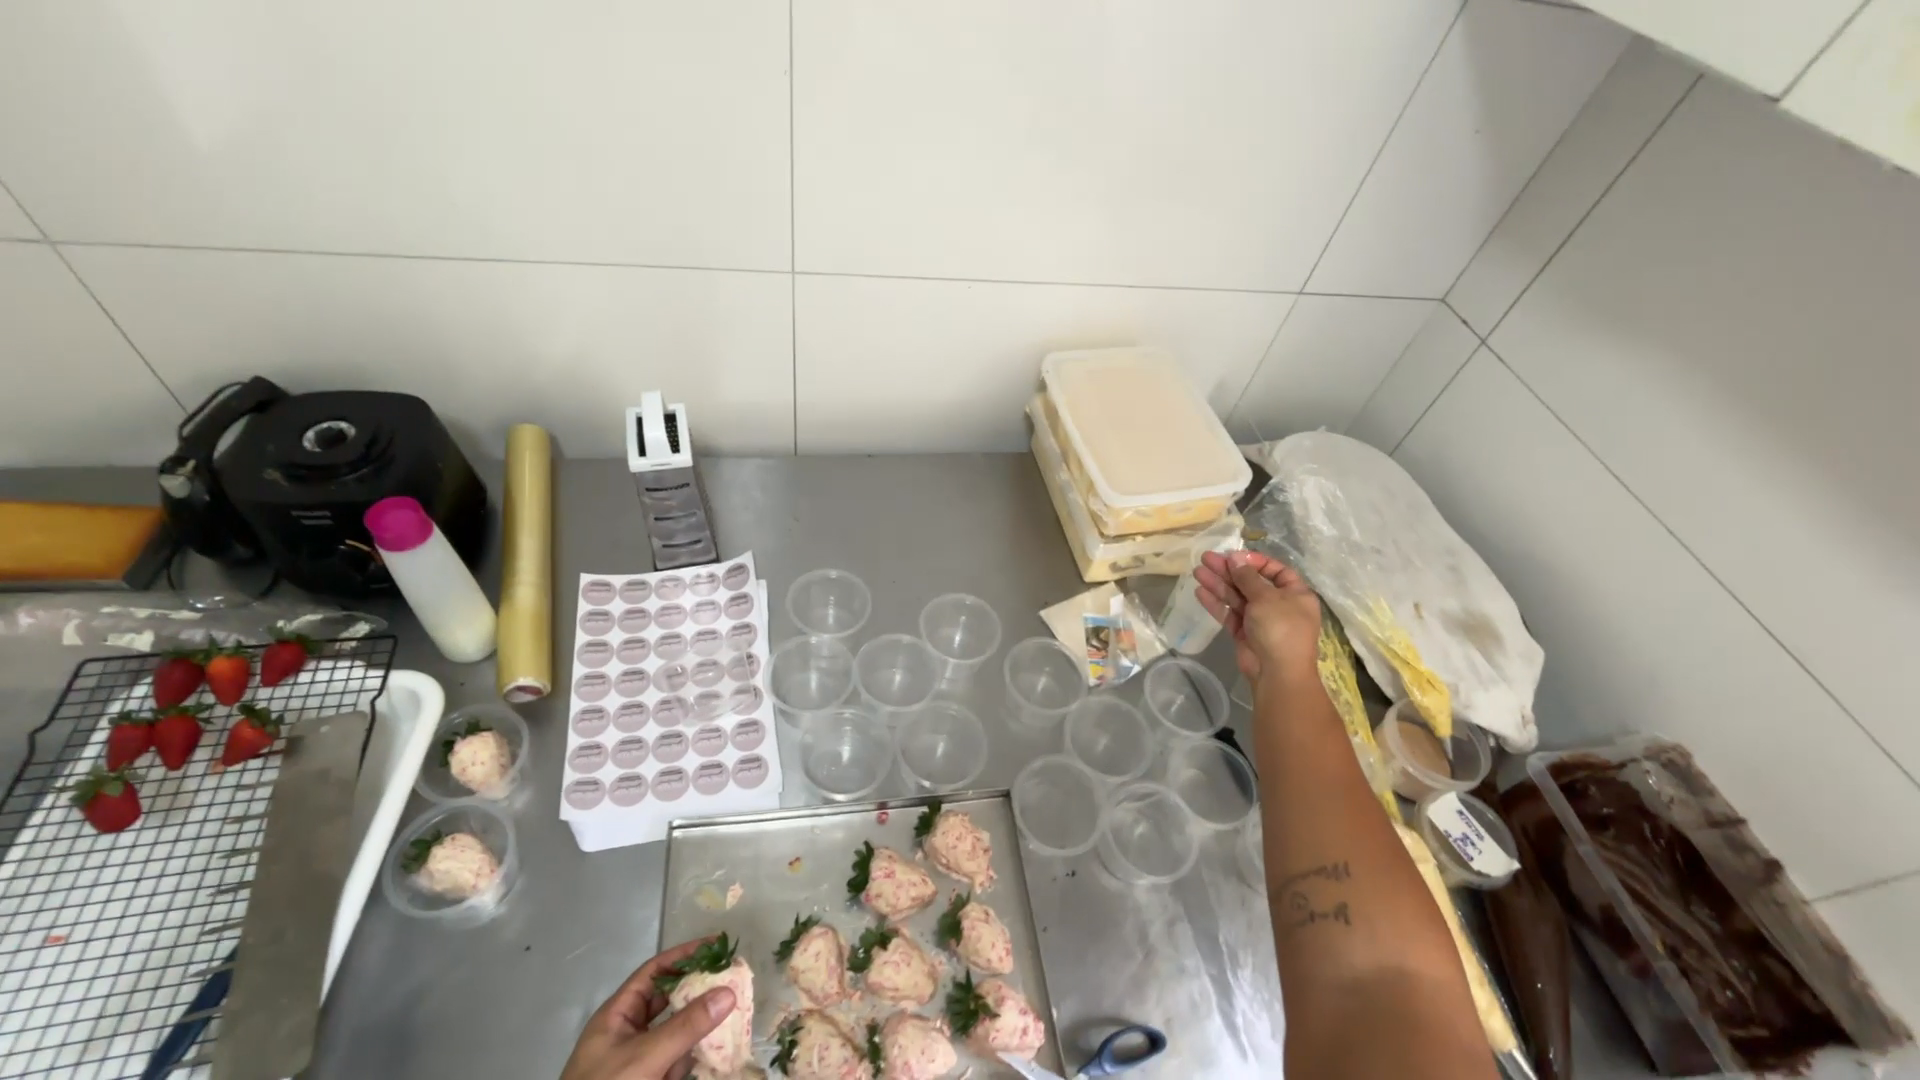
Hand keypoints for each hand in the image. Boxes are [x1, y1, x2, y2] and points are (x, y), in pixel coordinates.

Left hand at [559, 938, 738, 1079]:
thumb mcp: (646, 1057)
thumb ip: (687, 1026)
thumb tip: (729, 991)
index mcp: (617, 1015)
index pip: (653, 972)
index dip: (683, 956)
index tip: (716, 946)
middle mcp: (627, 1033)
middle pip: (667, 1000)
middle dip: (697, 991)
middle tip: (732, 980)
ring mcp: (637, 1061)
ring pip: (675, 1032)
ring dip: (699, 1026)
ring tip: (733, 1015)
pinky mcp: (648, 1079)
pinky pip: (675, 1061)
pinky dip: (693, 1057)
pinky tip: (715, 1054)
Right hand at [1194, 550, 1322, 684]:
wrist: (1277, 672)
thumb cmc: (1280, 628)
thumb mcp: (1266, 597)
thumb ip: (1247, 577)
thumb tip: (1235, 557)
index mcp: (1295, 594)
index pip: (1275, 570)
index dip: (1254, 562)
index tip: (1233, 557)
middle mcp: (1278, 605)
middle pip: (1251, 582)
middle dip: (1229, 571)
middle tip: (1206, 559)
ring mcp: (1260, 620)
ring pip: (1237, 598)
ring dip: (1218, 584)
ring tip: (1197, 571)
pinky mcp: (1244, 634)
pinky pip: (1230, 614)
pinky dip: (1216, 603)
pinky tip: (1200, 592)